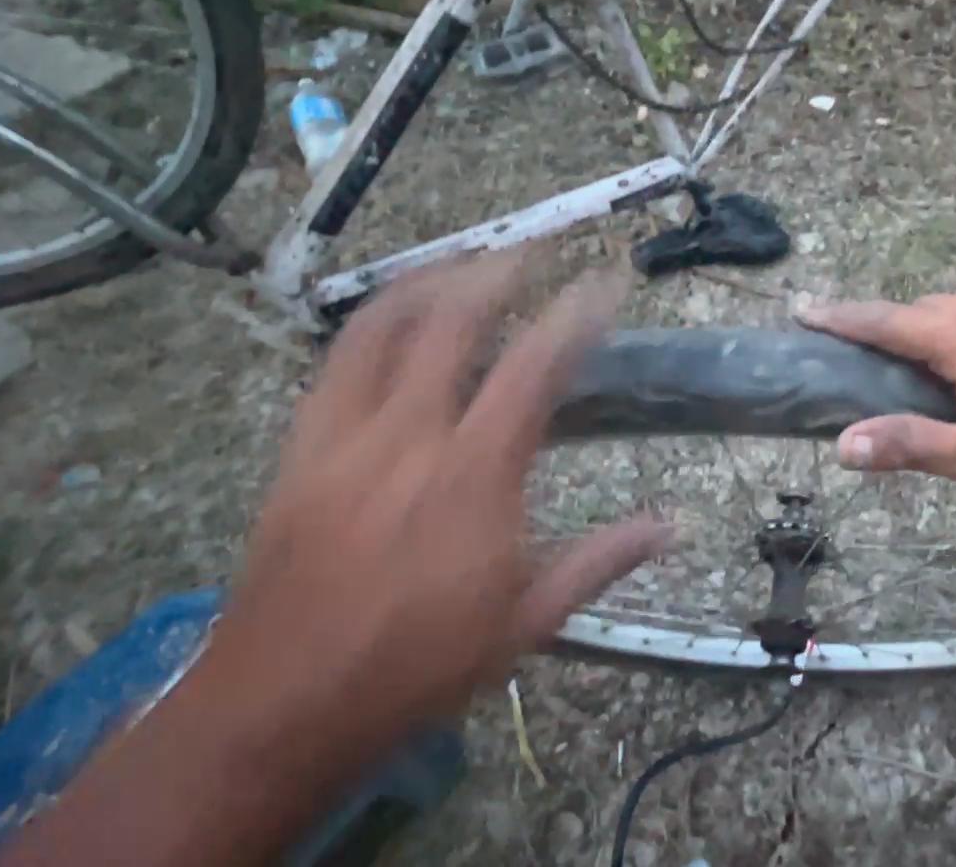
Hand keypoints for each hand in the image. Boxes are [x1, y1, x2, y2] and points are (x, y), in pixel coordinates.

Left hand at [201, 256, 668, 759]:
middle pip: (452, 324)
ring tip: (463, 261)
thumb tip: (672, 527)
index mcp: (476, 475)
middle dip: (498, 272)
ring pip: (380, 328)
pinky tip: (391, 321)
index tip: (604, 283)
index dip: (575, 315)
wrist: (282, 706)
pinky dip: (369, 326)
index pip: (535, 369)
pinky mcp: (299, 452)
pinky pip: (333, 365)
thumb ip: (602, 560)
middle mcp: (410, 438)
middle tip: (534, 248)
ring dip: (427, 282)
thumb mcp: (529, 620)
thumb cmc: (419, 663)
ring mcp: (345, 439)